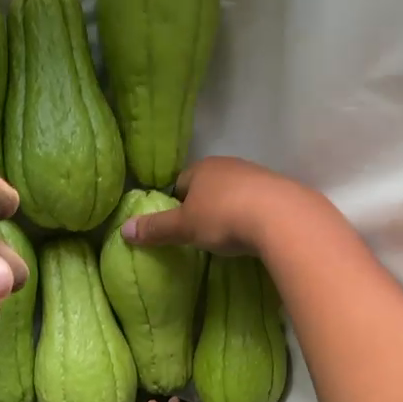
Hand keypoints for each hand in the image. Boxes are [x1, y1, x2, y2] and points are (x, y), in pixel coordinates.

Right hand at [121, 157, 319, 255]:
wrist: (279, 217)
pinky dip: (247, 216)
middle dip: (200, 206)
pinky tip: (248, 234)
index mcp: (201, 168)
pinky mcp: (276, 192)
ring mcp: (254, 176)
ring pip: (231, 193)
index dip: (174, 204)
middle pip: (206, 187)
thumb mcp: (183, 227)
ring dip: (226, 211)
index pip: (179, 183)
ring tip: (223, 236)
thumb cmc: (223, 217)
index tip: (175, 226)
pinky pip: (253, 203)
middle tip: (197, 234)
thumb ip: (155, 229)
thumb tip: (123, 230)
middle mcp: (228, 165)